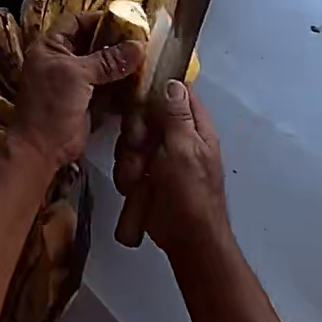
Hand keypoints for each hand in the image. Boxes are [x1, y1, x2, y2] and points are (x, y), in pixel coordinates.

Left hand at [10, 10, 144, 165]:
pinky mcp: (89, 99)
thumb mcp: (77, 75)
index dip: (98, 19)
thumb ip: (108, 60)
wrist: (43, 149)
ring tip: (145, 56)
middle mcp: (63, 60)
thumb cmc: (51, 105)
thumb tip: (139, 46)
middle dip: (115, 41)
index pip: (76, 22)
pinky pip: (109, 84)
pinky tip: (140, 77)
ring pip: (103, 64)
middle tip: (141, 38)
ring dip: (121, 62)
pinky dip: (123, 81)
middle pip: (93, 42)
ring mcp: (76, 80)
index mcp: (51, 47)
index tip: (124, 19)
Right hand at [114, 80, 229, 255]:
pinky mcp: (145, 175)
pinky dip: (127, 175)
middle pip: (147, 116)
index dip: (157, 89)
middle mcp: (177, 136)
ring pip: (132, 140)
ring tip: (137, 176)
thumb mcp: (185, 149)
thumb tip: (174, 81)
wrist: (187, 240)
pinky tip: (134, 188)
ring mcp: (160, 157)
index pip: (178, 92)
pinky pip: (127, 163)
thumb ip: (177, 115)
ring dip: (129, 158)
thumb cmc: (191, 192)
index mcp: (195, 126)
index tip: (138, 96)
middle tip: (138, 146)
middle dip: (136, 132)